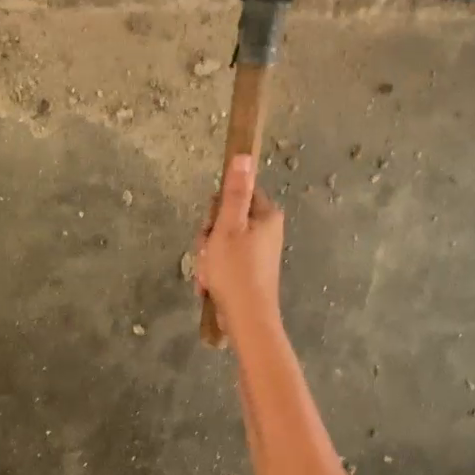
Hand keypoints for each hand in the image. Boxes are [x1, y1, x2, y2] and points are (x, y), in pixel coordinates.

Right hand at [197, 154, 284, 339]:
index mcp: (266, 215)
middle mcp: (267, 230)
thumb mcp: (228, 226)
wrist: (248, 318)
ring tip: (208, 274)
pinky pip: (225, 262)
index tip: (211, 227)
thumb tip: (244, 156)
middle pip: (226, 219)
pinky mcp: (251, 271)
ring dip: (208, 258)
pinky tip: (210, 285)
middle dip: (209, 238)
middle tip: (207, 254)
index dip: (216, 210)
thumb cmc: (236, 270)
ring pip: (221, 243)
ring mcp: (260, 252)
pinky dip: (214, 272)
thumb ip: (234, 192)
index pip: (236, 194)